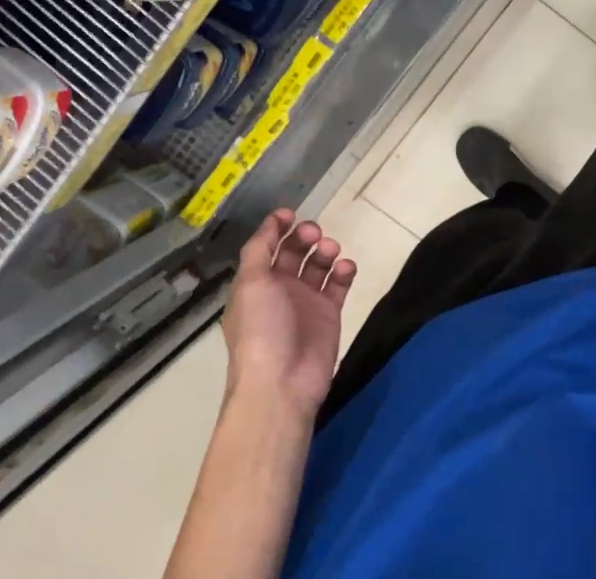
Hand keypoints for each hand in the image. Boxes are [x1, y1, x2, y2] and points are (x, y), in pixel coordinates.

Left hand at [222, 209, 357, 417]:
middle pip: (294, 252)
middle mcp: (279, 289)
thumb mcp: (251, 285)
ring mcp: (306, 301)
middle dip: (304, 237)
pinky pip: (339, 284)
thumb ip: (260, 251)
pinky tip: (345, 269)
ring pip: (319, 265)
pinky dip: (344, 272)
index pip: (265, 247)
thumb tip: (271, 224)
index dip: (275, 228)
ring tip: (330, 251)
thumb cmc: (261, 330)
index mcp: (255, 283)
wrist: (282, 381)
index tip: (291, 213)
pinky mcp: (330, 313)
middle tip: (314, 233)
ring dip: (325, 252)